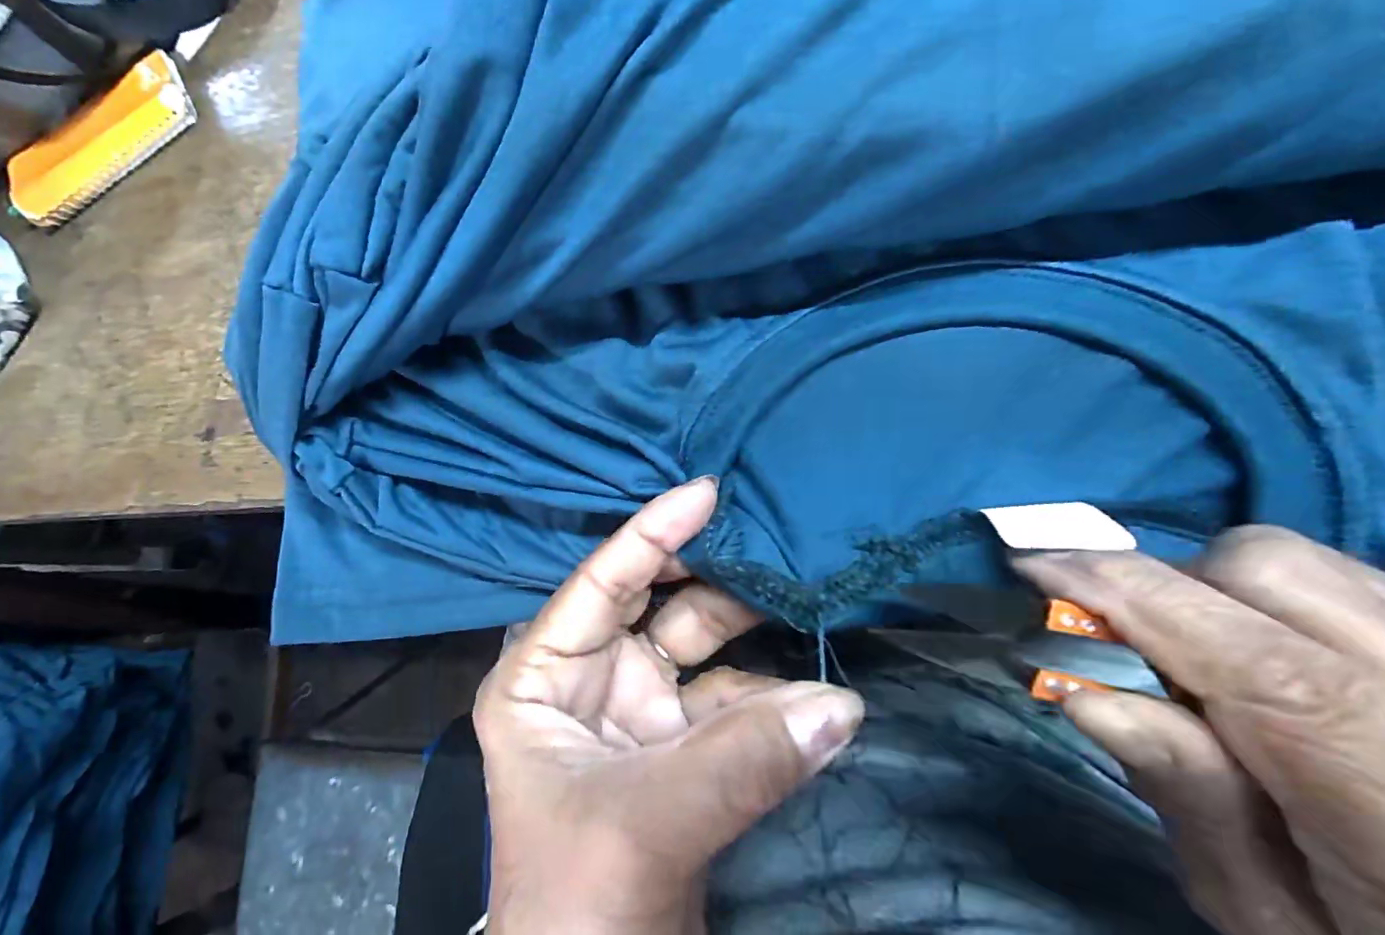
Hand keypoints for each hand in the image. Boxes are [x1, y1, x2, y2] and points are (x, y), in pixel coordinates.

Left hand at [473, 477, 864, 934]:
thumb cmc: (577, 905)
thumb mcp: (646, 823)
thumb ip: (742, 759)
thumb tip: (841, 703)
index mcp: (543, 678)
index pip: (601, 582)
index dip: (652, 531)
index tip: (708, 491)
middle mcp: (588, 682)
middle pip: (656, 604)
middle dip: (711, 573)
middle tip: (770, 541)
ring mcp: (637, 716)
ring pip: (699, 650)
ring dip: (752, 632)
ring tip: (808, 599)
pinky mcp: (679, 754)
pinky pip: (730, 704)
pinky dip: (771, 697)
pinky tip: (817, 695)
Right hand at [1013, 527, 1384, 934]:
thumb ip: (1196, 810)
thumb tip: (1083, 692)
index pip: (1277, 677)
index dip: (1139, 602)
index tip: (1036, 567)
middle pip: (1281, 576)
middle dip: (1171, 586)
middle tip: (1134, 646)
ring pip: (1325, 564)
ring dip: (1229, 592)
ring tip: (1221, 664)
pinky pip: (1382, 588)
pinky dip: (1303, 608)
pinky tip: (1314, 674)